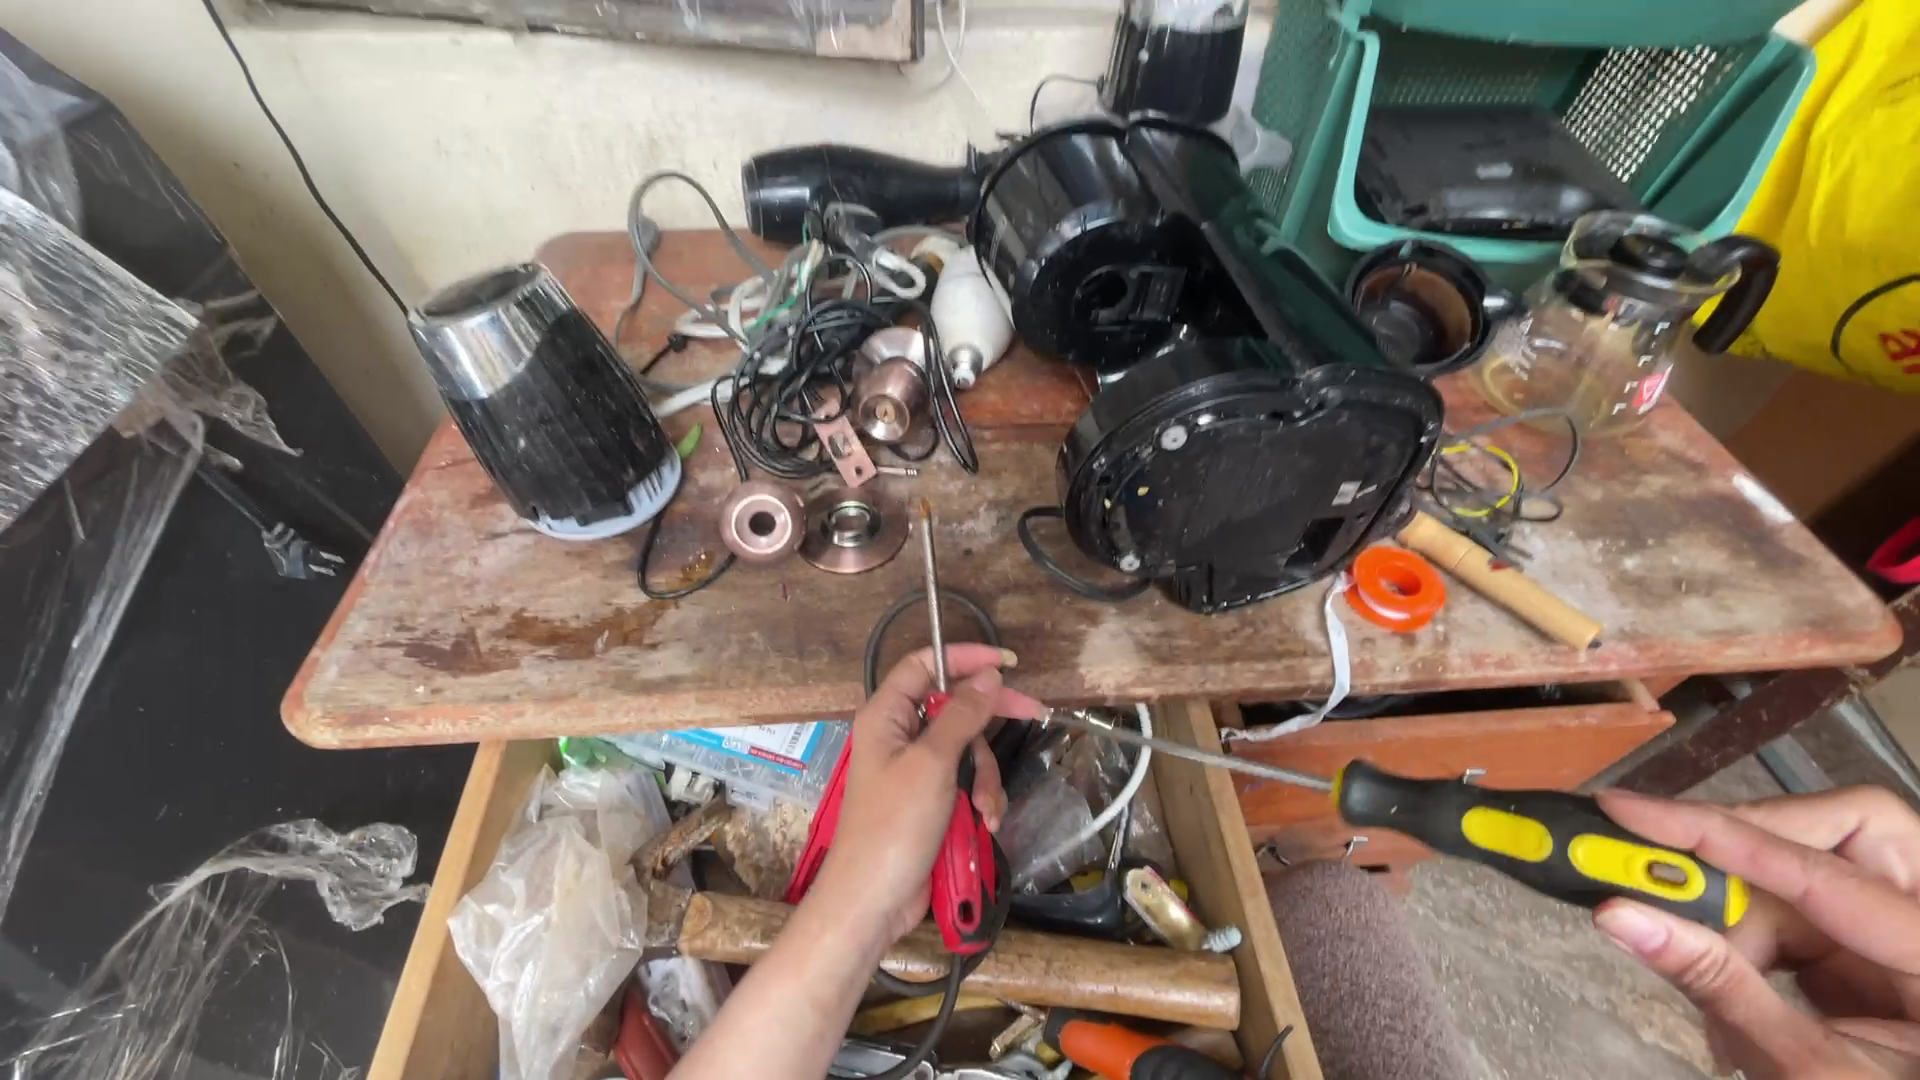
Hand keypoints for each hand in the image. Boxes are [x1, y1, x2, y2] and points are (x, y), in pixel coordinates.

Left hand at [810, 644, 1041, 943]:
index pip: (925, 665)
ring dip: (985, 775)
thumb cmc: (894, 825)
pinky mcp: (930, 799)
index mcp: (886, 714)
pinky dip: (980, 799)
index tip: (1005, 661)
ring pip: (967, 748)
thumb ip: (962, 714)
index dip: (963, 657)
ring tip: (985, 807)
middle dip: (990, 718)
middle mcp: (899, 734)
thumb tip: (989, 675)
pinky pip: (965, 781)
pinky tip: (985, 823)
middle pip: (954, 706)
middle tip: (1033, 711)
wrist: (874, 900)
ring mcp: (916, 768)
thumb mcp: (932, 762)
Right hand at [1593, 787, 1919, 1078]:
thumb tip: (1618, 915)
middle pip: (1843, 831)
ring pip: (1805, 862)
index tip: (1622, 808)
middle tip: (1668, 865)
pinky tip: (1727, 960)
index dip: (1713, 832)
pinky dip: (1744, 922)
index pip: (1820, 871)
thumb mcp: (1808, 1070)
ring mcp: (1907, 936)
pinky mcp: (1875, 946)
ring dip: (1735, 895)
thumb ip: (1718, 985)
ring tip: (1702, 949)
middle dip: (1743, 840)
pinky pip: (1796, 899)